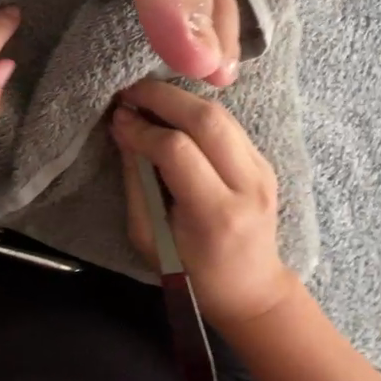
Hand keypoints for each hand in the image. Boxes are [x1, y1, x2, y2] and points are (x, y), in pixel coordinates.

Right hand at [110, 79, 298, 331]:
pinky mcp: (263, 161)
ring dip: (178, 98)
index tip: (117, 120)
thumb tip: (123, 127)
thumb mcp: (149, 237)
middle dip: (162, 97)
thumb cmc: (190, 271)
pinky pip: (226, 122)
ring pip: (219, 113)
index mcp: (216, 214)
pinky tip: (169, 112)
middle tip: (129, 92)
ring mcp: (262, 170)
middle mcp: (247, 186)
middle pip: (207, 119)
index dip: (142, 129)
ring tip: (145, 98)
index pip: (178, 151)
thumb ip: (136, 180)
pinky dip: (193, 110)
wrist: (250, 288)